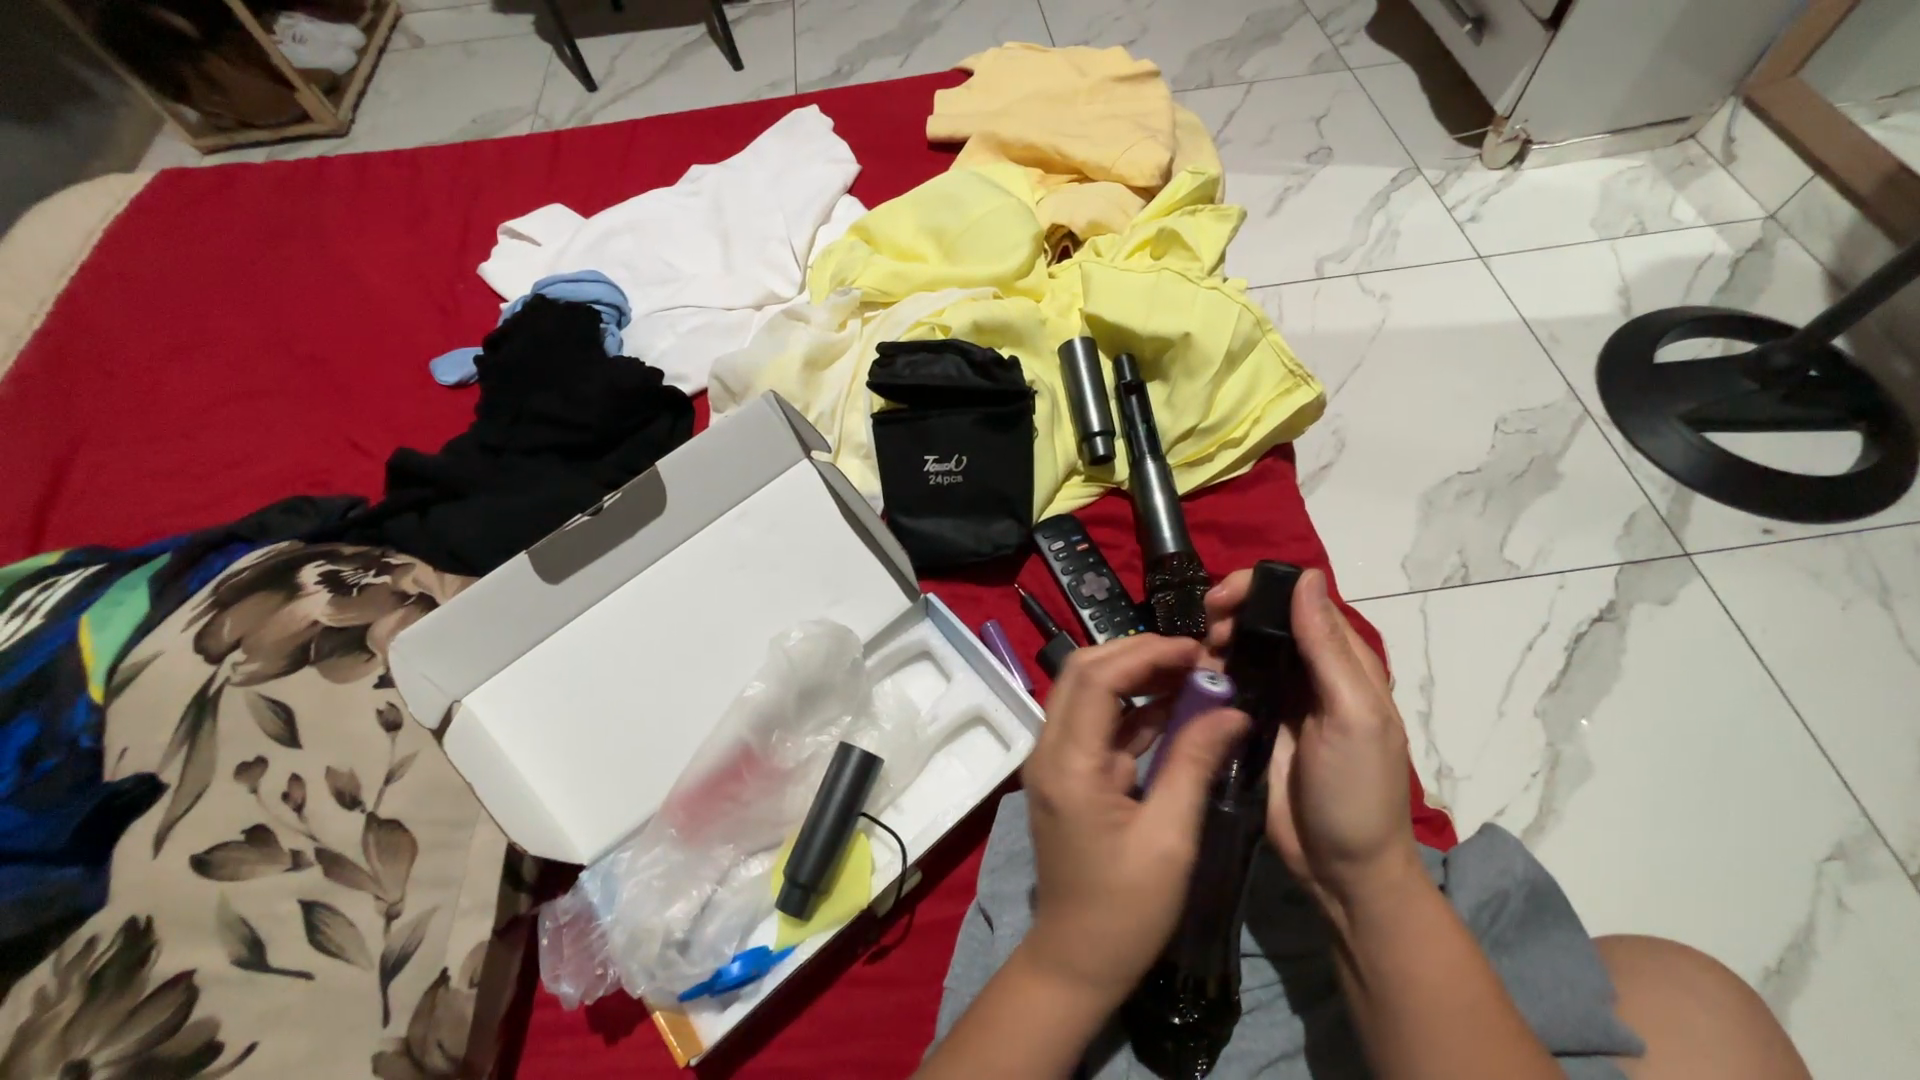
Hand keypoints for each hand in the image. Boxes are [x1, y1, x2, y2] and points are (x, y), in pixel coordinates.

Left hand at [1019, 635, 1248, 1004]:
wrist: (1078, 960)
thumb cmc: (1125, 909)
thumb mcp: (1170, 838)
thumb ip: (1195, 764)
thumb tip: (1231, 709)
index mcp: (1068, 764)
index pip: (1095, 678)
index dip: (1145, 654)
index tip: (1196, 651)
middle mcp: (1050, 751)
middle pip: (1083, 673)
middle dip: (1138, 655)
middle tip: (1195, 658)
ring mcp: (1056, 763)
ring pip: (1088, 694)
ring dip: (1137, 678)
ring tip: (1194, 675)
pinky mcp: (1069, 776)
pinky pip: (1098, 725)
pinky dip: (1134, 710)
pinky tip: (1177, 708)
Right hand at [1205, 568, 1422, 917]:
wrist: (1341, 869)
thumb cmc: (1356, 792)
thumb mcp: (1352, 716)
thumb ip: (1327, 648)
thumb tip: (1307, 576)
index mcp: (1345, 663)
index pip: (1302, 601)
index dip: (1260, 589)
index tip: (1222, 600)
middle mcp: (1310, 672)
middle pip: (1266, 620)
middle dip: (1231, 613)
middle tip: (1206, 634)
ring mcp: (1279, 699)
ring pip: (1243, 649)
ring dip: (1216, 643)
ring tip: (1198, 659)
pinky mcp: (1252, 724)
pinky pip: (1228, 685)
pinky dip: (1209, 674)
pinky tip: (1193, 679)